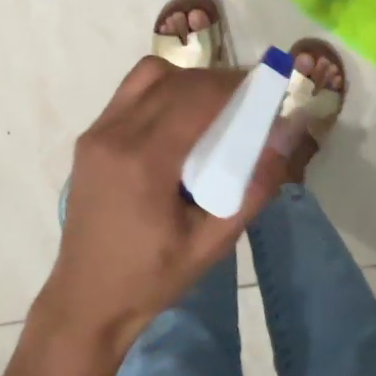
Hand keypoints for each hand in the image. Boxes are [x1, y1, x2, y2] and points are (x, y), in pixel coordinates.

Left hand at [36, 57, 286, 359]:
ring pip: (148, 75)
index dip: (232, 85)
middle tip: (248, 98)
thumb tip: (287, 135)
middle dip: (216, 81)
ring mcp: (96, 133)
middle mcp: (114, 135)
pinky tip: (181, 119)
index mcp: (143, 162)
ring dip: (186, 79)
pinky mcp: (89, 138)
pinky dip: (161, 91)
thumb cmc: (151, 278)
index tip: (264, 87)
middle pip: (174, 80)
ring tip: (214, 104)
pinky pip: (130, 93)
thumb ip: (254, 188)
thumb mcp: (212, 244)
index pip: (194, 98)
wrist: (87, 301)